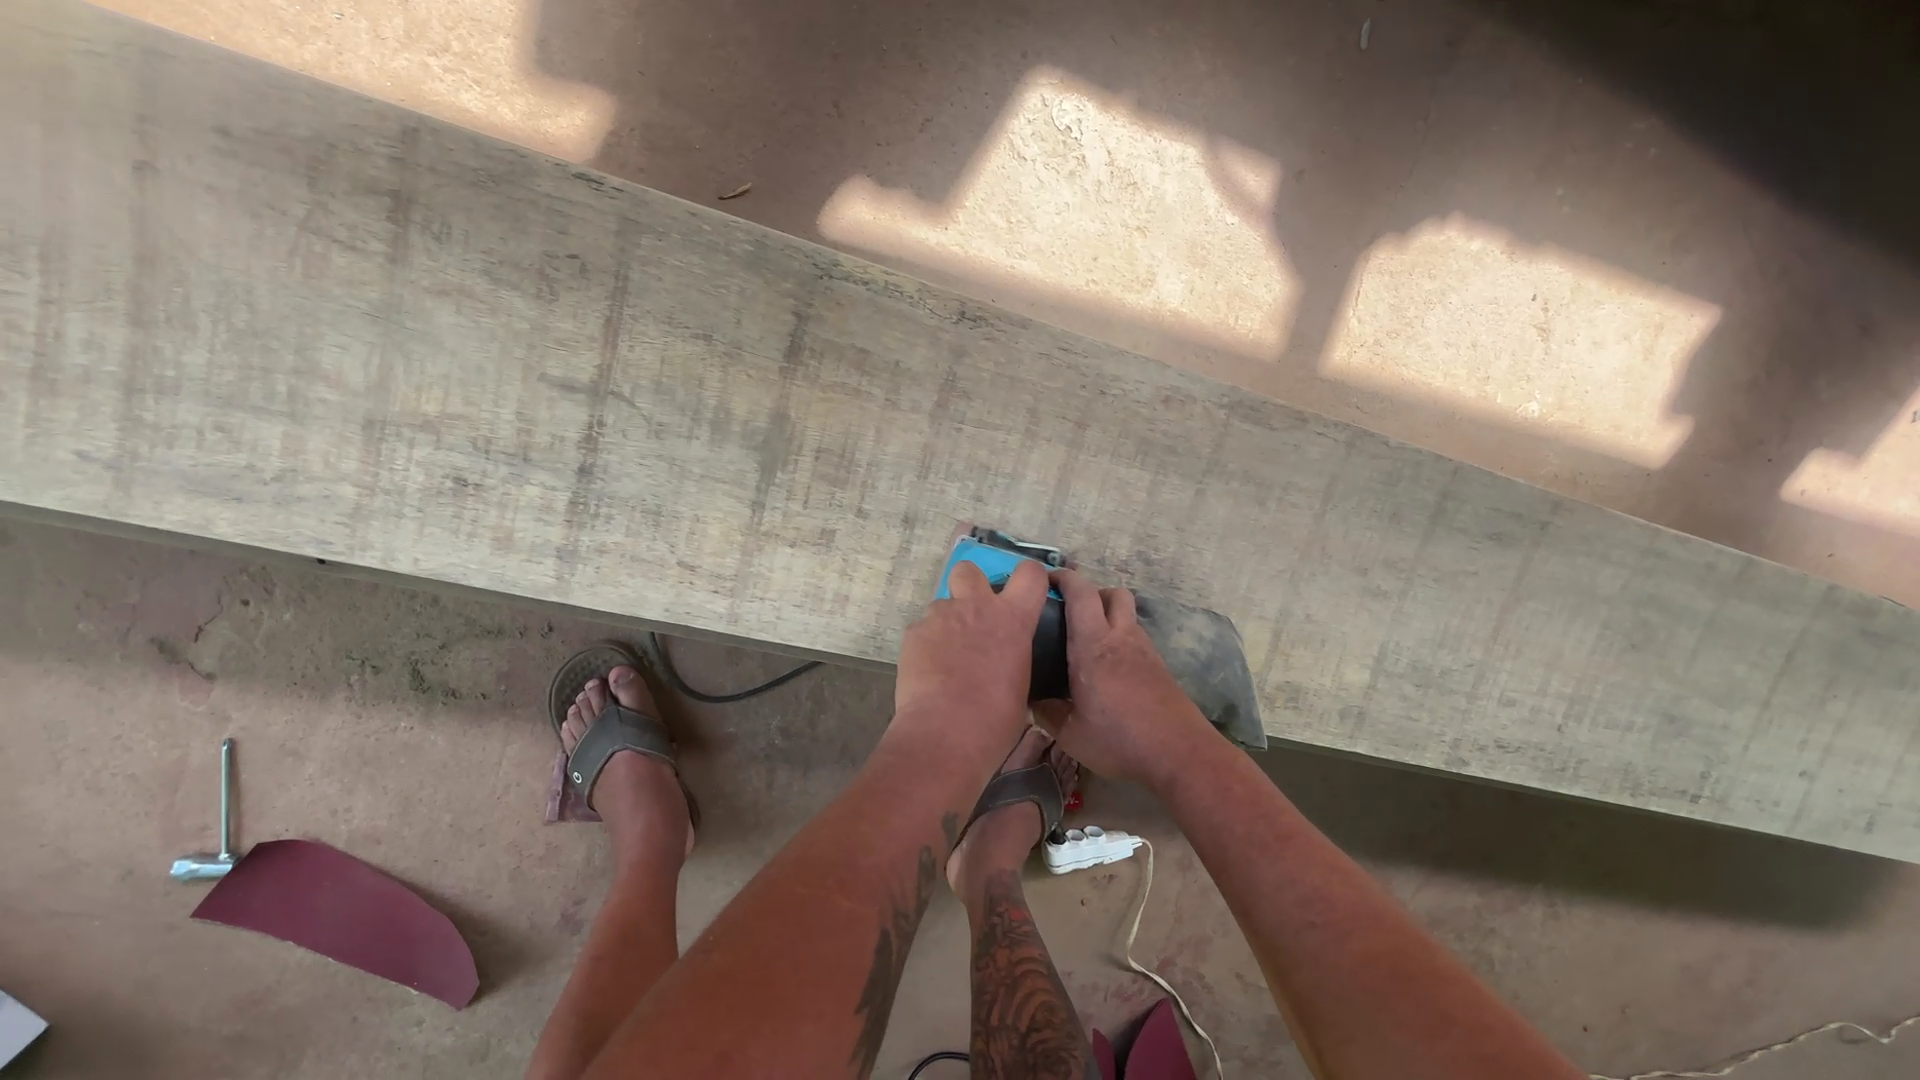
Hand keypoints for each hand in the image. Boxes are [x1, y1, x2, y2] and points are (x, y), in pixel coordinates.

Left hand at [892, 558, 1049, 749]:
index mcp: (1012, 619)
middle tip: (972, 616)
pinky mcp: (913, 633)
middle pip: (969, 570)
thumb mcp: (1020, 685)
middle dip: (970, 585)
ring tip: (945, 656)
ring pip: (942, 604)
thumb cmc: (996, 719)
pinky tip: (927, 673)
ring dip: (946, 623)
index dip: (1029, 579)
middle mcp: (976, 607)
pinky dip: (925, 645)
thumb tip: (1004, 666)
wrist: (946, 732)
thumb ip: (1012, 659)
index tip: (1025, 593)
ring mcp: (940, 616)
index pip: (1031, 574)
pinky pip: (922, 630)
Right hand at [1033, 568, 1213, 789]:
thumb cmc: (1119, 740)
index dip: (1063, 578)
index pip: (1080, 594)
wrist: (1180, 754)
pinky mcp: (1159, 668)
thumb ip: (1047, 714)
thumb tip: (1032, 702)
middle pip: (1113, 593)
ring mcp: (1145, 651)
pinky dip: (1121, 641)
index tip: (1046, 580)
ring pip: (1127, 616)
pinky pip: (1136, 639)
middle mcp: (1121, 639)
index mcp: (1093, 646)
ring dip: (1108, 617)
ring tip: (1087, 644)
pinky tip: (1109, 670)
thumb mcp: (1070, 734)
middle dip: (1091, 593)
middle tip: (1070, 612)